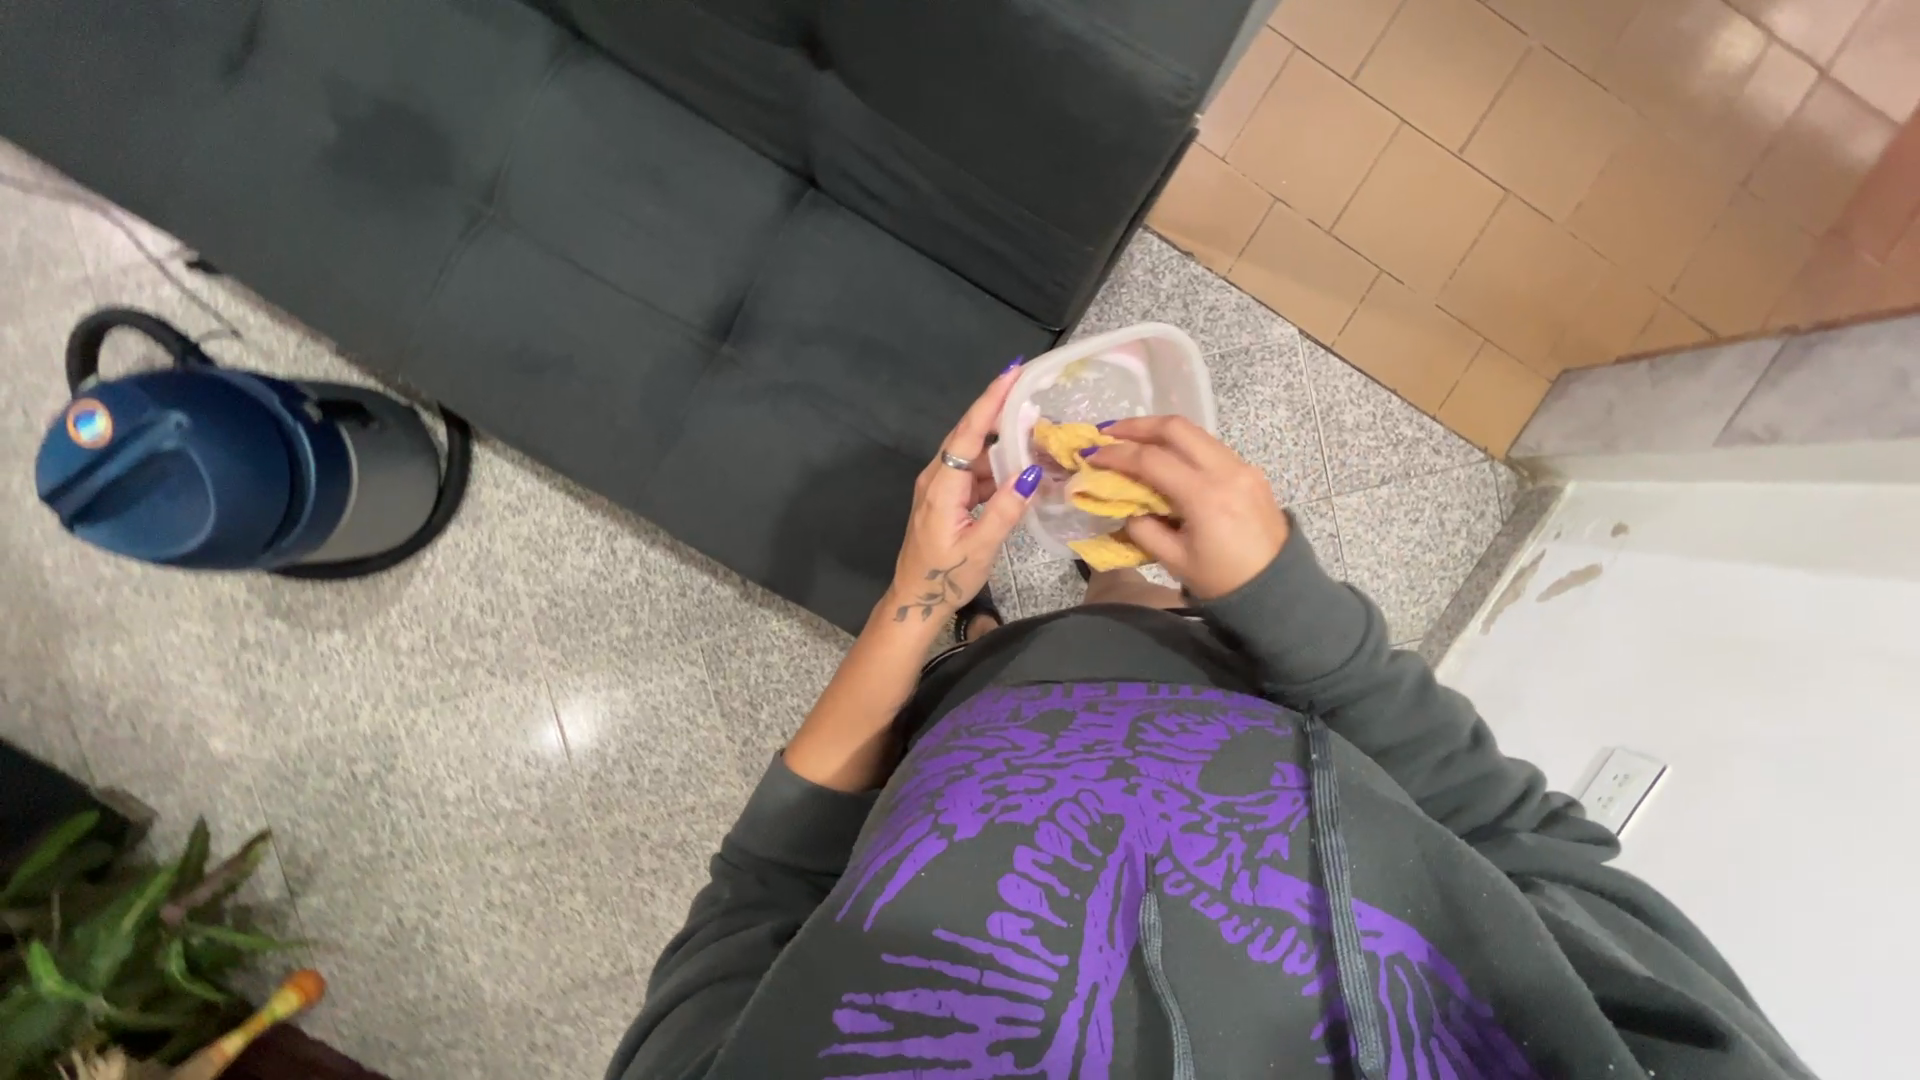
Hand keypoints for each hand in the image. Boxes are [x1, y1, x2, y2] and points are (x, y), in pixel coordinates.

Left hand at [882, 366, 1041, 628]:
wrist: (916, 598)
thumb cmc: (946, 576)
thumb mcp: (982, 546)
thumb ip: (1006, 509)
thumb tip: (1031, 472)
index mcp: (942, 486)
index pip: (968, 433)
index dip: (990, 401)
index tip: (1012, 373)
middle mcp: (937, 477)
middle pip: (968, 434)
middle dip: (999, 411)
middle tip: (1031, 392)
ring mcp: (939, 487)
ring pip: (973, 454)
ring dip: (1002, 445)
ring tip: (1036, 434)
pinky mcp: (945, 498)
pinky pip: (972, 472)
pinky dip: (995, 467)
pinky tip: (1019, 469)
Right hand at [1087, 416, 1289, 599]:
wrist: (1278, 589)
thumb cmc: (1223, 581)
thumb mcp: (1174, 560)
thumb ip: (1143, 528)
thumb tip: (1125, 506)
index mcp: (1205, 496)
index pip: (1151, 460)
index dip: (1116, 454)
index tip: (1091, 455)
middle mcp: (1226, 471)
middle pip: (1176, 428)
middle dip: (1136, 426)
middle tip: (1107, 433)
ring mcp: (1242, 467)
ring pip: (1195, 433)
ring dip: (1159, 432)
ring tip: (1131, 440)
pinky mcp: (1249, 472)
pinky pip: (1209, 447)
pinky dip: (1181, 446)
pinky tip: (1164, 457)